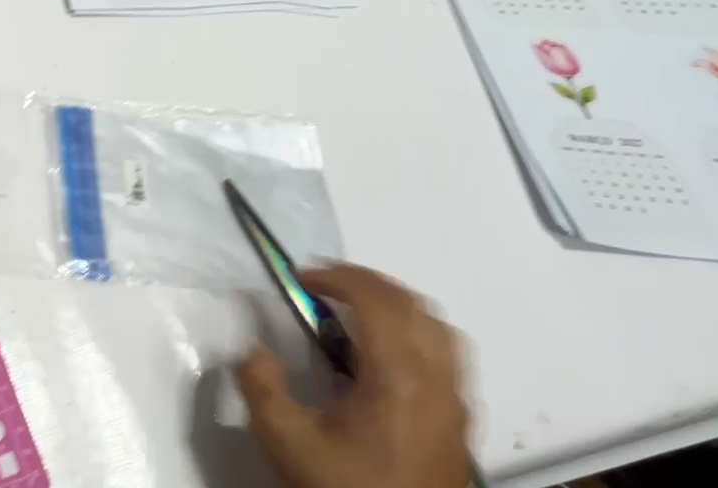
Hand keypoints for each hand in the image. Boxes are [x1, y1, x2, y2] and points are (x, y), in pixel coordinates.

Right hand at [238, 264, 470, 487]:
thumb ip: (260, 384)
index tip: (299, 279)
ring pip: (438, 328)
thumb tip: (258, 349)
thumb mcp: (284, 439)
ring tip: (354, 310)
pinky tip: (381, 354)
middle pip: (413, 306)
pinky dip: (413, 332)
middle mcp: (436, 384)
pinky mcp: (459, 423)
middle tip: (322, 285)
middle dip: (365, 282)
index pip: (378, 302)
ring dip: (394, 305)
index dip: (337, 277)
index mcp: (397, 380)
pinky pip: (446, 355)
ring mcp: (455, 404)